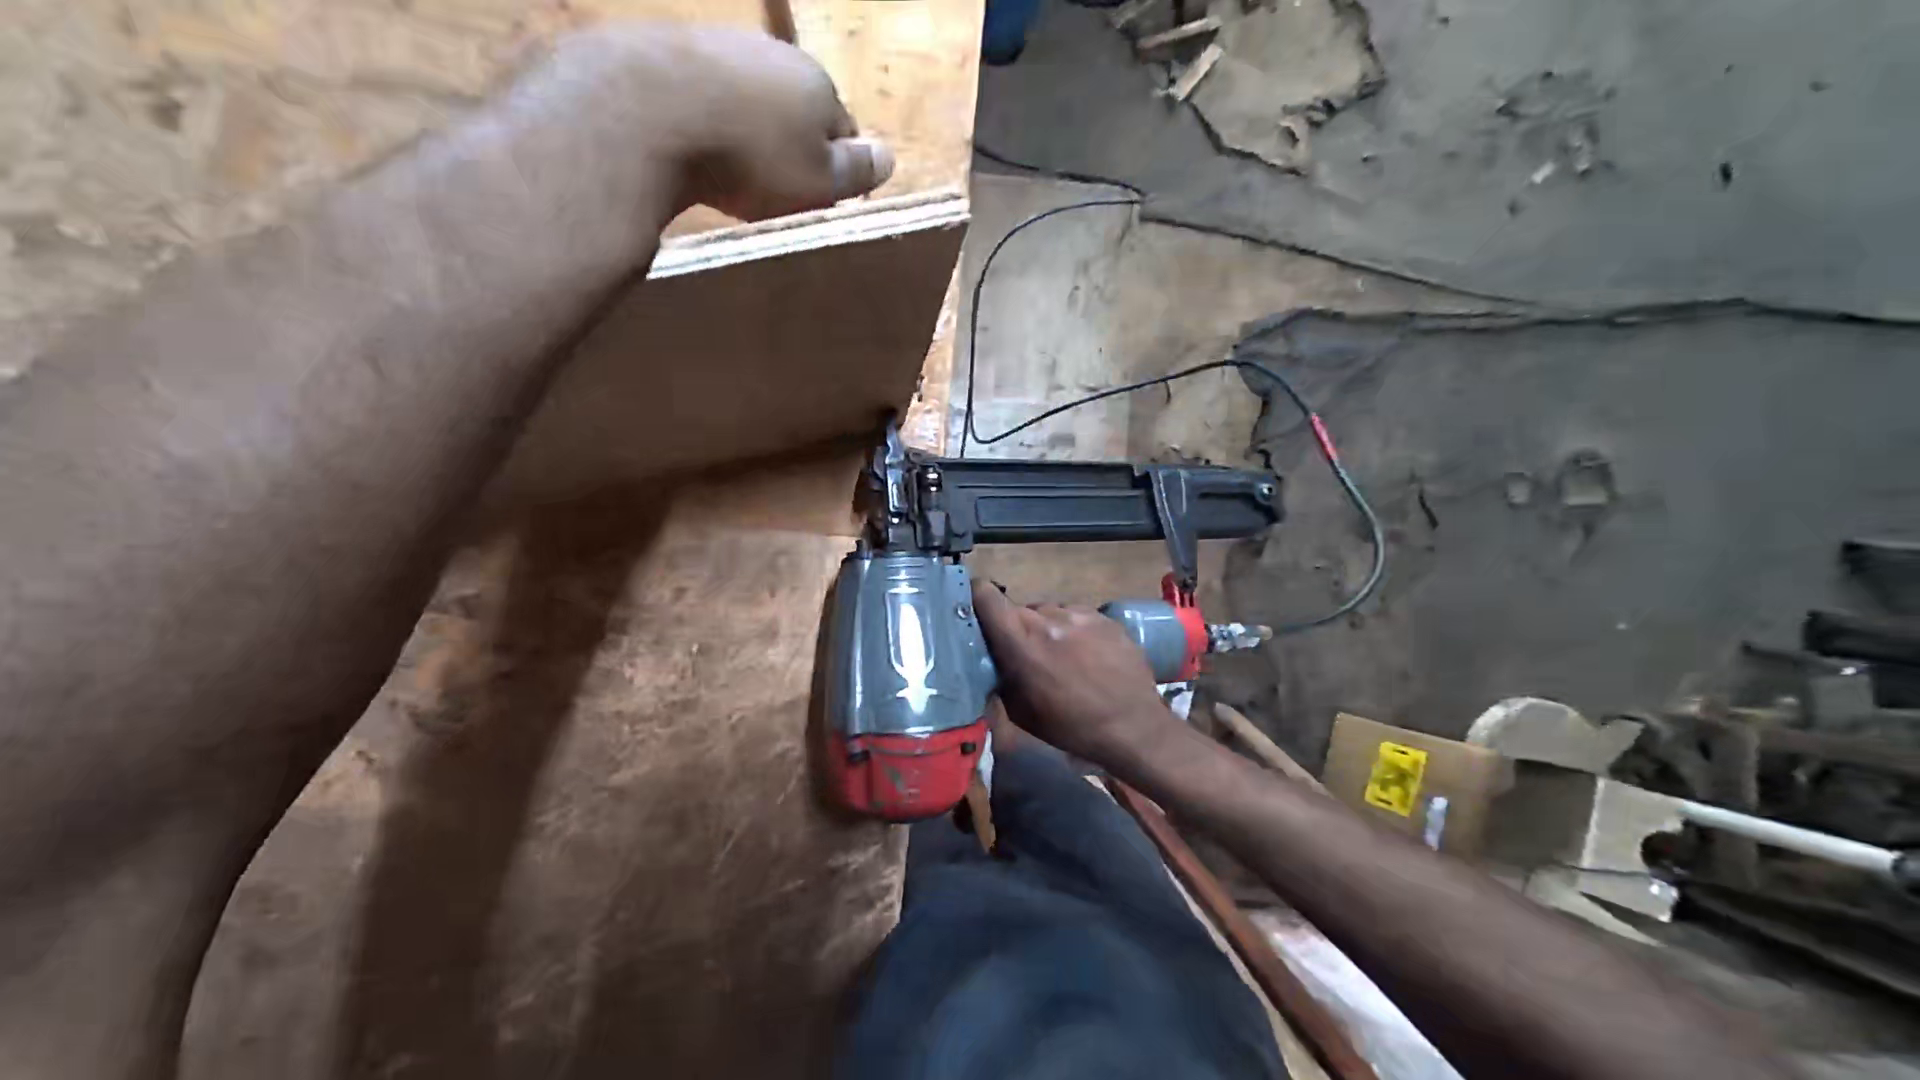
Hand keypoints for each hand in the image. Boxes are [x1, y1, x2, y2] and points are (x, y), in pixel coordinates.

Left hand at [539, 23, 893, 221]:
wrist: (646, 114)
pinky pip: (701, 95)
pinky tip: (693, 148)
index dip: (836, 166)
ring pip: (747, 98)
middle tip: (777, 190)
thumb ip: (856, 170)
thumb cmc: (752, 157)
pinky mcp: (665, 52)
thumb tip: (889, 157)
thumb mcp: (819, 179)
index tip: (822, 198)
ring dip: (747, 131)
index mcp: (817, 83)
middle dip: (790, 145)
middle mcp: (772, 54)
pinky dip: (705, 121)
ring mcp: (717, 46)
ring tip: (731, 172)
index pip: (843, 127)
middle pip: (793, 108)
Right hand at [971, 580, 1177, 765]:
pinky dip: (1074, 629)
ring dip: (1047, 627)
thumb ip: (1000, 678)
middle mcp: (1047, 618)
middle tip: (1027, 653)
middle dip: (1017, 628)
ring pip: (1049, 611)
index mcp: (1021, 642)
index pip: (986, 596)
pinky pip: (1076, 615)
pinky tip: (1087, 654)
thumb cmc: (1071, 727)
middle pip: (1018, 609)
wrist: (1133, 726)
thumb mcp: (1021, 712)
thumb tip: (990, 661)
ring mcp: (1079, 614)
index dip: (977, 597)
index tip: (975, 609)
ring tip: (1062, 655)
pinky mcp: (1104, 616)